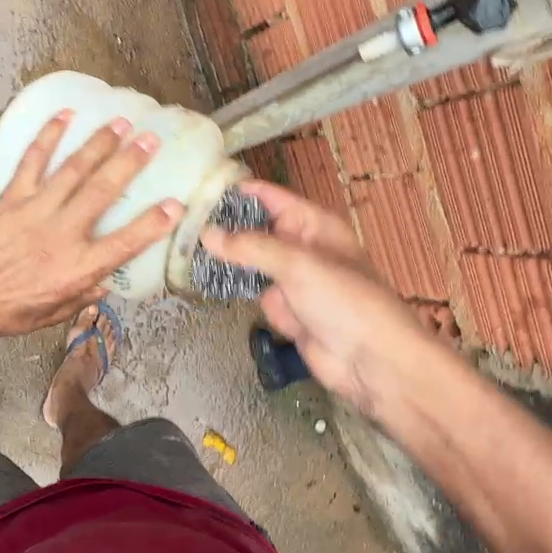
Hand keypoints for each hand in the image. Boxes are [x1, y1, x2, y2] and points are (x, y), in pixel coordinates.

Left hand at [0, 112, 183, 343]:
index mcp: (78, 268)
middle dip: (131, 162)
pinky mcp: (10, 199)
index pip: (126, 243)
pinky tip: (65, 116)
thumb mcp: (53, 314)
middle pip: (104, 191)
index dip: (154, 224)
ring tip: (120, 122)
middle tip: (152, 138)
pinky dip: (49, 136)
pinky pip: (32, 161)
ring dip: (99, 143)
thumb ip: (82, 295)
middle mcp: (62, 234)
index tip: (175, 205)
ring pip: (74, 169)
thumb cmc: (7, 312)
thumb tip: (103, 284)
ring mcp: (35, 211)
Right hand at [201, 181, 434, 412]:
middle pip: (254, 230)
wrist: (371, 360)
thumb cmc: (345, 301)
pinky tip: (213, 285)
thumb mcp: (297, 264)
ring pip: (248, 264)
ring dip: (227, 264)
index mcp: (312, 224)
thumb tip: (206, 233)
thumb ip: (249, 247)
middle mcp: (300, 246)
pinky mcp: (285, 309)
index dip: (235, 192)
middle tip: (180, 225)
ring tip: (184, 252)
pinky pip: (255, 294)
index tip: (195, 192)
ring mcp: (291, 279)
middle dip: (224, 229)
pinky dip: (244, 295)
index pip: (268, 197)